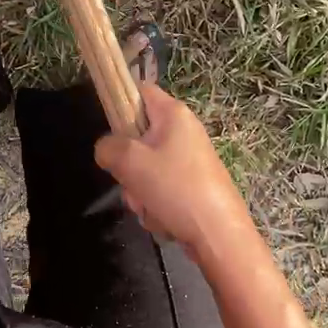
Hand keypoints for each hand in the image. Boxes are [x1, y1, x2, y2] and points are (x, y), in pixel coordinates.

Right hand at [94, 84, 252, 254]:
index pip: (139, 89)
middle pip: (140, 135)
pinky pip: (163, 187)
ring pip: (148, 167)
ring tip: (148, 207)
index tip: (109, 128)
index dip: (119, 101)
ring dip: (140, 190)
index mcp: (173, 113)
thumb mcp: (130, 162)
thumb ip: (107, 148)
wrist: (221, 238)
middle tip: (130, 180)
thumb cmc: (175, 188)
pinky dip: (157, 203)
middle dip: (128, 164)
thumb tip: (106, 151)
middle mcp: (184, 131)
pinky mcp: (196, 186)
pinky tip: (163, 219)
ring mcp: (192, 160)